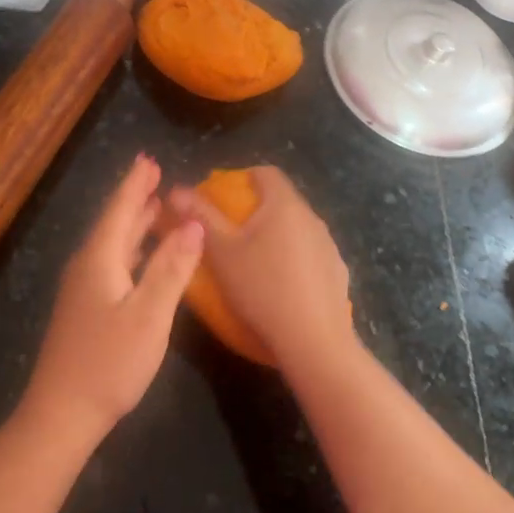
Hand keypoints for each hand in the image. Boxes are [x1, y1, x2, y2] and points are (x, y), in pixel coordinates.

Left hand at [23, 154, 203, 434]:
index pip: (120, 210)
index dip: (136, 184)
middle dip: (135, 199)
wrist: (62, 412)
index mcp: (100, 260)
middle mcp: (87, 267)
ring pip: (111, 245)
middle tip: (154, 174)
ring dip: (133, 224)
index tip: (149, 159)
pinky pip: (110, 264)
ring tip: (154, 206)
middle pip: (113, 224)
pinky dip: (130, 250)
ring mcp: (82, 290)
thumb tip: (193, 224)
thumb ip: (172, 269)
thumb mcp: (150, 315)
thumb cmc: (110, 362)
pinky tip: (141, 257)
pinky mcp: (84, 310)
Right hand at [168, 166, 354, 370]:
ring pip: (296, 230)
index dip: (241, 177)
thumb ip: (199, 217)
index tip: (221, 197)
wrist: (313, 340)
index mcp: (284, 204)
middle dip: (254, 211)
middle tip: (228, 234)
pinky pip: (310, 256)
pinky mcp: (337, 272)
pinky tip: (279, 289)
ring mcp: (329, 245)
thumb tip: (176, 189)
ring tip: (252, 264)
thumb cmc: (261, 288)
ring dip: (274, 237)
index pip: (265, 172)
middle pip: (280, 201)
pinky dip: (293, 262)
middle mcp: (312, 217)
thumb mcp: (221, 252)